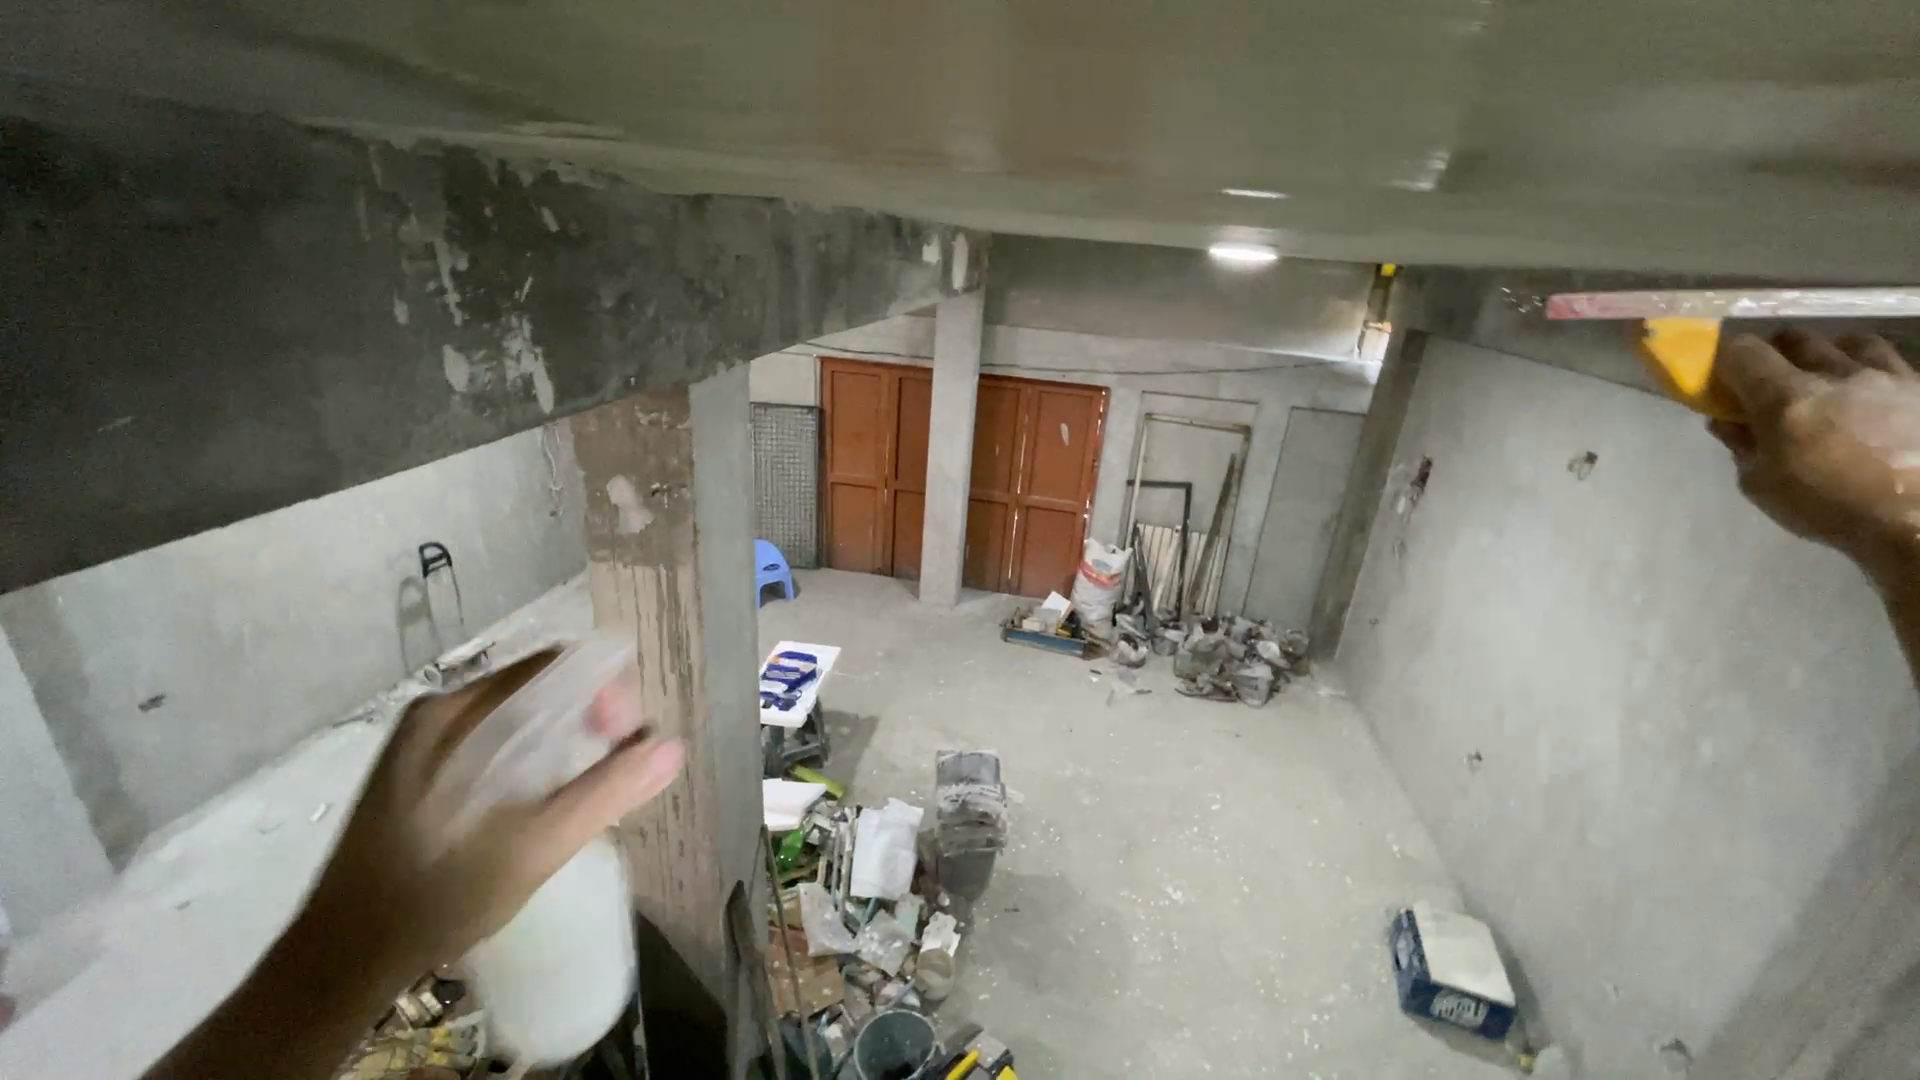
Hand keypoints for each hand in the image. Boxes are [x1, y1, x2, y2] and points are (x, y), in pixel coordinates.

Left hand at [304, 649, 685, 989]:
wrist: (341, 961)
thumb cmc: (440, 896)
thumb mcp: (535, 846)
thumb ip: (606, 791)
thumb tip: (672, 747)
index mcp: (458, 713)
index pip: (556, 666)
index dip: (606, 692)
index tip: (625, 739)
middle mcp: (439, 712)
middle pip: (540, 688)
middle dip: (591, 720)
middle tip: (613, 769)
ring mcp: (424, 742)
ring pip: (520, 717)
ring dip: (565, 742)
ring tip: (583, 789)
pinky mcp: (419, 772)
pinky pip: (496, 742)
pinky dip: (533, 759)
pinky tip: (540, 803)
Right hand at [1709, 330, 1919, 587]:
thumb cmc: (1827, 506)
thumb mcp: (1760, 482)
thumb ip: (1741, 443)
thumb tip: (1727, 420)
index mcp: (1785, 398)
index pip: (1742, 351)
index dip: (1723, 356)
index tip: (1718, 375)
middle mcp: (1837, 375)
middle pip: (1797, 339)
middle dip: (1776, 353)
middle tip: (1769, 380)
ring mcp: (1891, 377)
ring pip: (1852, 342)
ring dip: (1831, 354)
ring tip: (1829, 380)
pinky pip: (1895, 363)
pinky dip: (1873, 372)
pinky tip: (1873, 398)